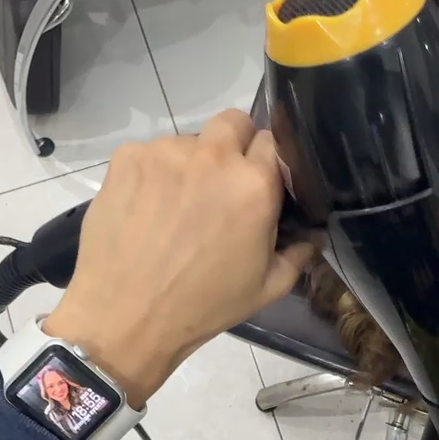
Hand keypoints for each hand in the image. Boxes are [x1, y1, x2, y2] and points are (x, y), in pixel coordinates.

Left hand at [44, 111, 316, 405]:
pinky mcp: (127, 158)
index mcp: (255, 185)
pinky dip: (155, 174)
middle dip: (235, 146)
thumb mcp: (267, 288)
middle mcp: (213, 157)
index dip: (269, 164)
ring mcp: (165, 152)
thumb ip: (299, 253)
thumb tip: (312, 235)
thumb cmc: (204, 306)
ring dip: (192, 163)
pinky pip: (152, 153)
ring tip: (178, 207)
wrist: (125, 317)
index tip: (260, 186)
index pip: (274, 143)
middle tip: (223, 186)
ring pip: (190, 141)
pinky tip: (148, 208)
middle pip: (234, 122)